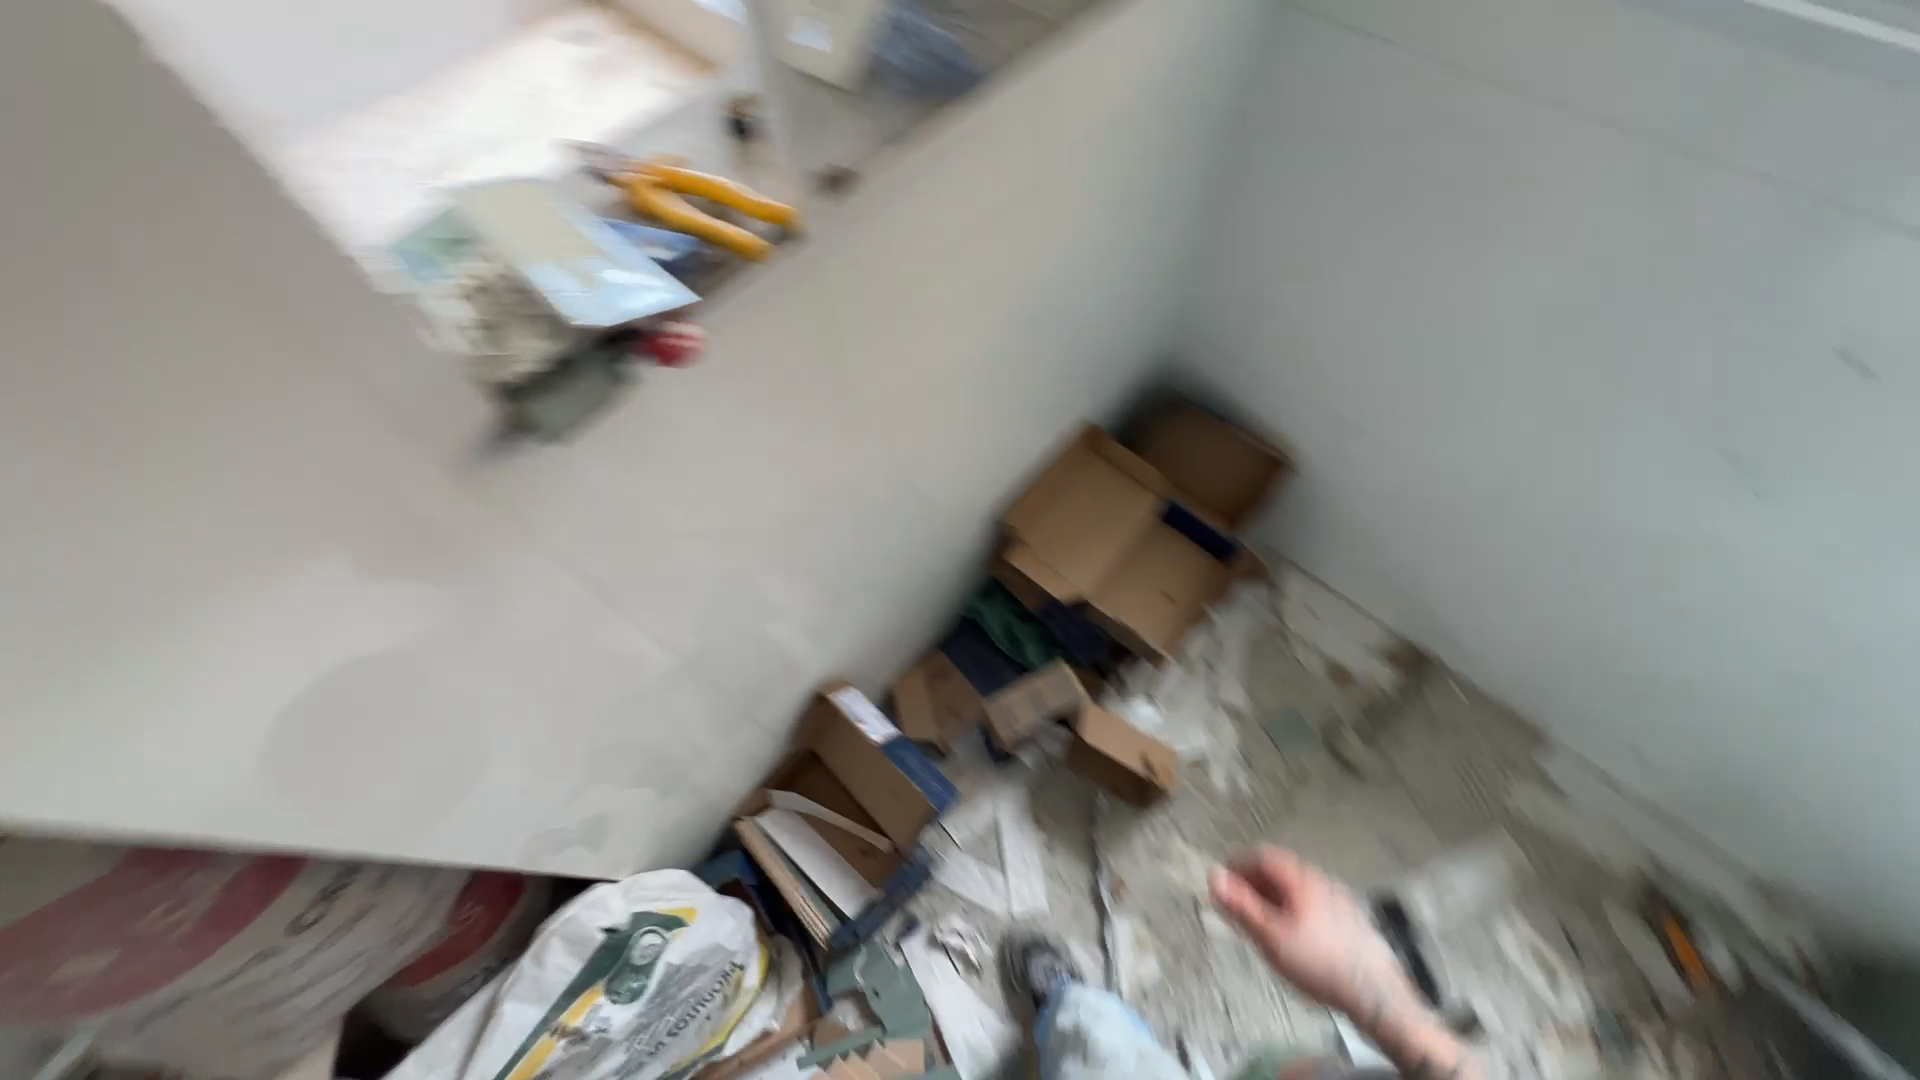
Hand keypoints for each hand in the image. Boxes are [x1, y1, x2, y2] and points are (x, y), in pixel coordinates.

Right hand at [1208, 847, 1414, 1024]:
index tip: (1222, 884)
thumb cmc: (1318, 963)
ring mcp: (1339, 898)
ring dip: (1272, 897)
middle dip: (1254, 883)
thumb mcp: (1271, 937)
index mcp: (1301, 878)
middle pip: (1280, 870)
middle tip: (1237, 906)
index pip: (1263, 856)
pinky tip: (1291, 935)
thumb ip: (1241, 905)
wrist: (1377, 996)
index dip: (1238, 865)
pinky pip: (1312, 901)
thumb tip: (1213, 875)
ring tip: (1260, 923)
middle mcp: (1322, 880)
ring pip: (1297, 887)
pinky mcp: (1350, 919)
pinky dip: (1292, 908)